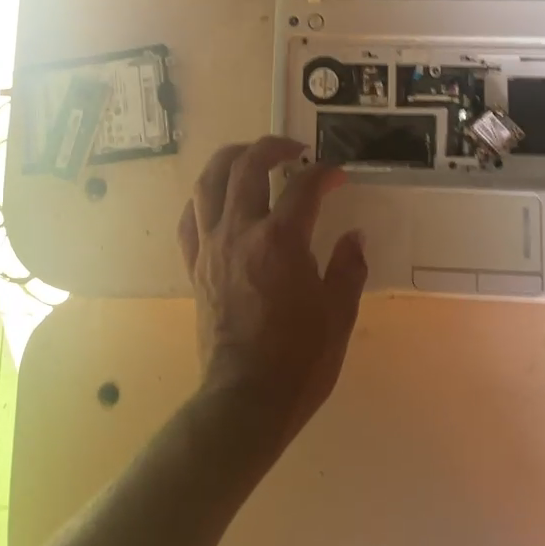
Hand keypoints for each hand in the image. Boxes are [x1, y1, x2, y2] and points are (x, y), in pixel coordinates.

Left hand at [177, 136, 367, 441]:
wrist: (246, 398)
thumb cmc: (300, 359)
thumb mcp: (338, 314)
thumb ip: (348, 267)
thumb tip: (354, 237)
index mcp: (282, 240)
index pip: (304, 186)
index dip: (325, 174)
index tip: (338, 176)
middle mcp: (241, 232)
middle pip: (248, 167)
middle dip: (272, 147)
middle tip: (294, 150)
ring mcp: (212, 247)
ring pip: (208, 183)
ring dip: (229, 159)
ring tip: (249, 155)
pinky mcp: (195, 267)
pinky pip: (189, 220)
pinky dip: (202, 199)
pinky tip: (216, 199)